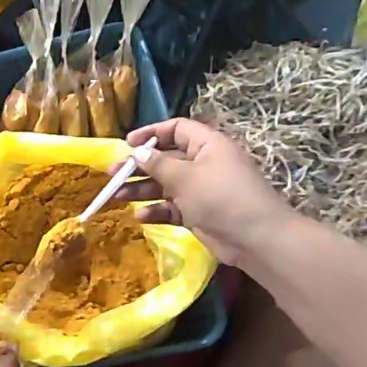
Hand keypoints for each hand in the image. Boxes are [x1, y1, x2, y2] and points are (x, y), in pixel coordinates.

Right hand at [115, 119, 295, 264]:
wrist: (255, 237)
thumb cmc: (221, 196)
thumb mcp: (186, 177)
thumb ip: (159, 164)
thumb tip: (138, 152)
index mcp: (207, 144)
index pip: (176, 129)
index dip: (151, 134)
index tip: (127, 144)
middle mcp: (203, 163)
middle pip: (166, 159)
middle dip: (139, 167)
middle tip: (112, 174)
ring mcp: (201, 190)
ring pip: (166, 185)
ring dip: (142, 190)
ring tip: (116, 196)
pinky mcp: (199, 213)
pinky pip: (173, 208)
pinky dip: (157, 211)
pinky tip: (140, 216)